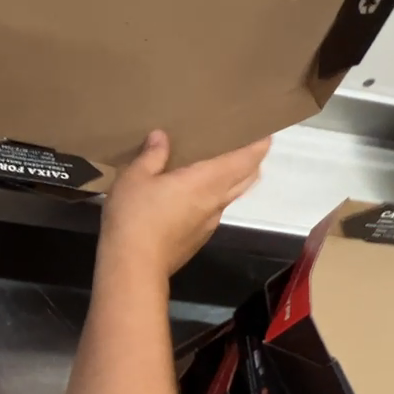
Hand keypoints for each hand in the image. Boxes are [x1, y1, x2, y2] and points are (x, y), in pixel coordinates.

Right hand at [99, 131, 270, 278]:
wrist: (133, 265)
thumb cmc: (135, 216)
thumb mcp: (134, 178)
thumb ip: (151, 155)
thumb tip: (161, 137)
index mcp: (208, 180)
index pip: (248, 158)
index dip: (260, 142)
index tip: (261, 128)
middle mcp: (217, 200)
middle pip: (249, 176)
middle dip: (252, 158)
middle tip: (238, 143)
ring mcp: (210, 222)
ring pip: (233, 195)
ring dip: (232, 179)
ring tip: (213, 166)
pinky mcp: (199, 237)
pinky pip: (215, 210)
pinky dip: (213, 196)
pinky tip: (189, 195)